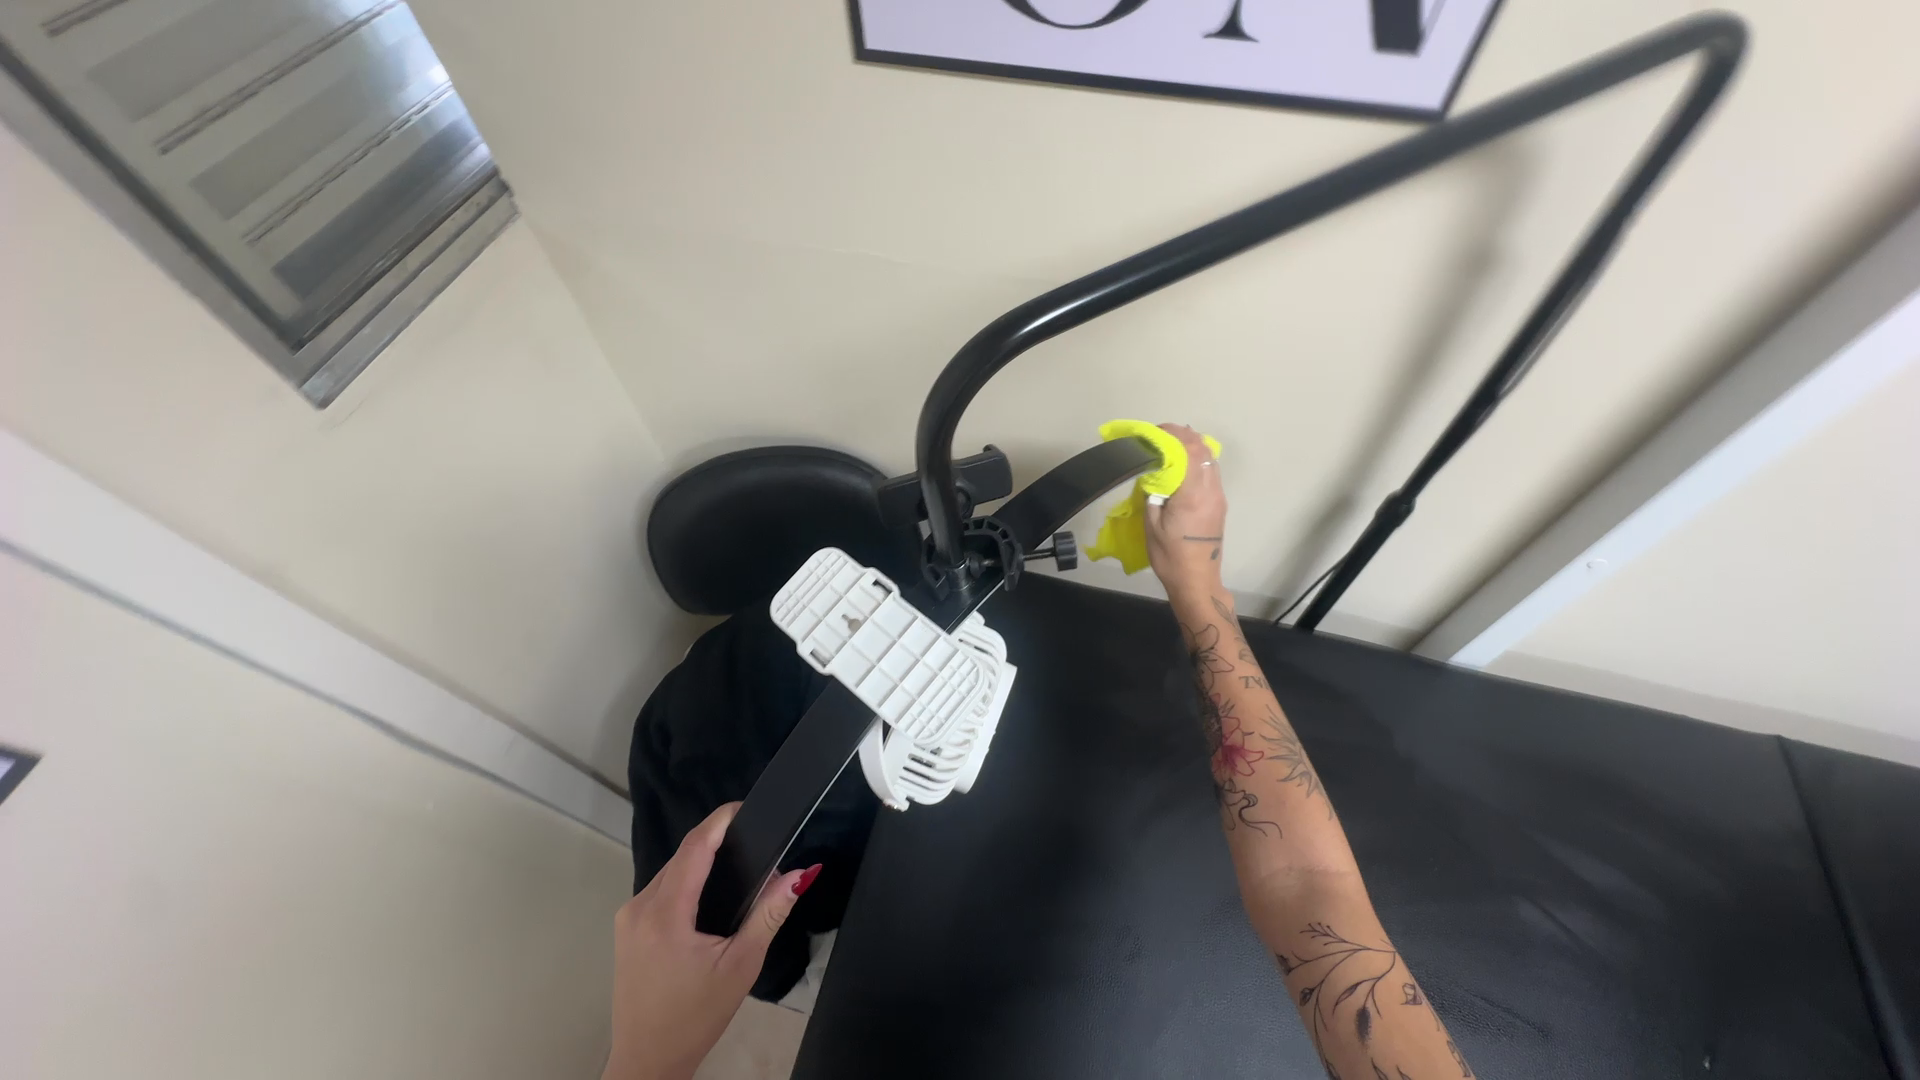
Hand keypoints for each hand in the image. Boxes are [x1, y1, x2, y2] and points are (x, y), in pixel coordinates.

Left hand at [603, 803, 819, 1079]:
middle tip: (753, 836)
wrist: (647, 1063)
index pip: (694, 848)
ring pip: (669, 871)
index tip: (746, 806)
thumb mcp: (741, 965)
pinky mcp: (626, 929)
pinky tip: (709, 890)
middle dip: (714, 840)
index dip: (719, 821)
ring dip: (700, 861)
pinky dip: (686, 881)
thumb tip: (801, 872)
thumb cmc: (696, 1016)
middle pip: (681, 856)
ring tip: (737, 859)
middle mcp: (639, 907)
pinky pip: (660, 889)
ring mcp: (628, 918)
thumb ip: (769, 913)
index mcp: (665, 914)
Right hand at [1144, 423, 1227, 600]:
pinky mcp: (1219, 504)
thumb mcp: (1152, 523)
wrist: (1196, 581)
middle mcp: (1211, 491)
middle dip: (1184, 436)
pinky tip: (1181, 465)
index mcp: (1193, 494)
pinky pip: (1210, 472)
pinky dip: (1197, 461)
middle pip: (1204, 450)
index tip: (1156, 430)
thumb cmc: (1170, 556)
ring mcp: (1219, 497)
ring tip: (1170, 446)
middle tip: (1161, 435)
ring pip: (1210, 460)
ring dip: (1192, 447)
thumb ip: (1154, 493)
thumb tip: (1154, 473)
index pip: (1190, 451)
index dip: (1174, 434)